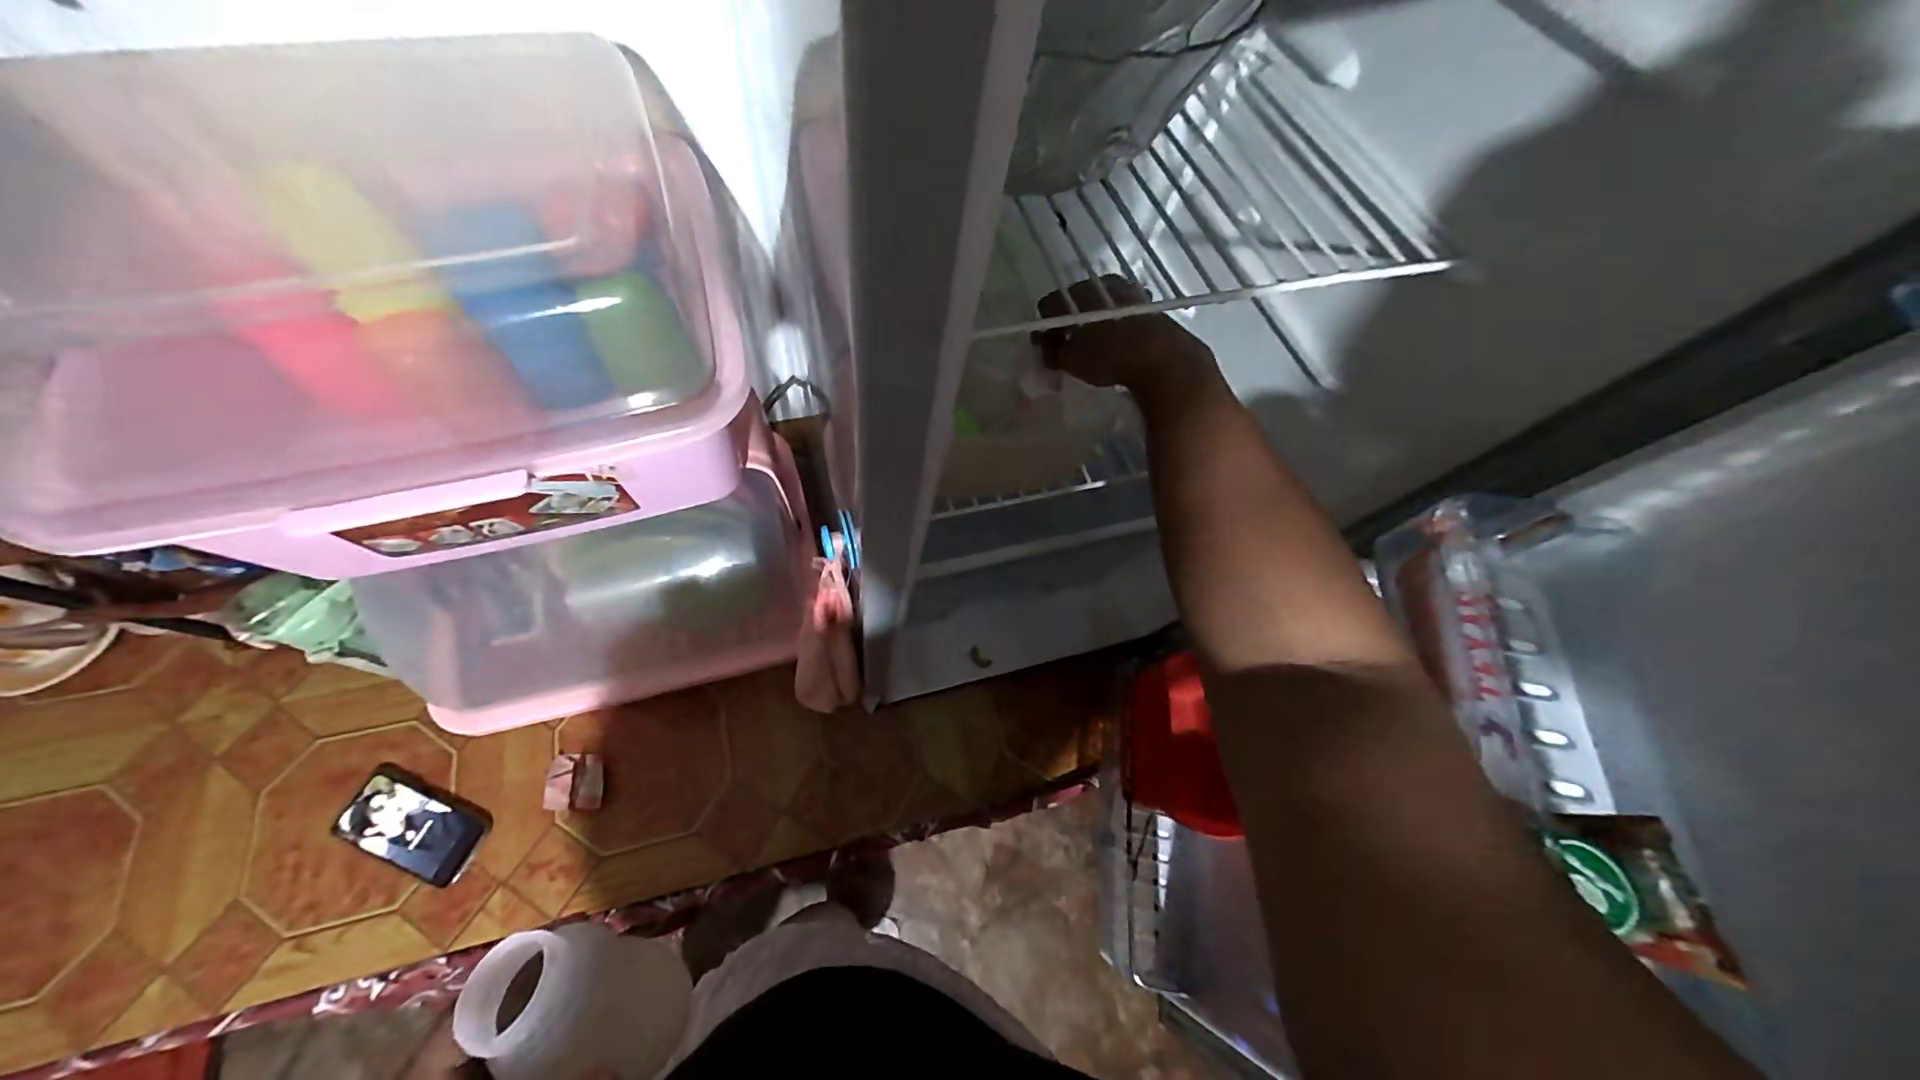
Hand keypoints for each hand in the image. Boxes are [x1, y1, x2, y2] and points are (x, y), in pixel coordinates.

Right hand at [1033, 276, 1219, 407]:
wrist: (1167, 363)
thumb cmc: (1112, 358)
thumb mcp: (1073, 362)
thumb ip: (1055, 354)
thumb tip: (1049, 350)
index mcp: (1081, 292)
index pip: (1049, 305)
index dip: (1043, 329)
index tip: (1043, 349)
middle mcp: (1105, 284)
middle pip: (1076, 303)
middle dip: (1067, 325)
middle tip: (1064, 349)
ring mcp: (1130, 292)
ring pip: (1100, 306)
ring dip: (1091, 325)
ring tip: (1090, 349)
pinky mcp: (1149, 306)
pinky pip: (1120, 314)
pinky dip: (1111, 327)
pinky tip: (1113, 346)